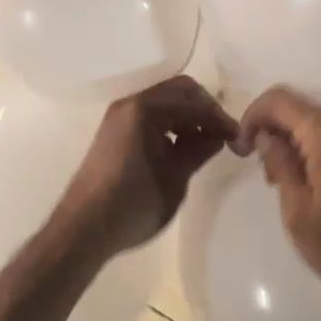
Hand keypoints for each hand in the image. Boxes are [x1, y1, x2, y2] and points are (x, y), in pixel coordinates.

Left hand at [52, 76, 237, 257]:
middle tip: (222, 135)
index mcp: (144, 110)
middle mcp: (129, 105)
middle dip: (203, 110)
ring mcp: (119, 118)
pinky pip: (150, 117)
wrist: (84, 228)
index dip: (217, 116)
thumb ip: (197, 150)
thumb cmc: (133, 205)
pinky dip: (170, 125)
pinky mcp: (115, 133)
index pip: (191, 99)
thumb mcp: (174, 178)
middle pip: (177, 92)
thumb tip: (218, 135)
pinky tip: (183, 148)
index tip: (236, 136)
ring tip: (206, 144)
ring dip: (187, 116)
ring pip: (163, 103)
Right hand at [232, 87, 320, 309]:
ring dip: (298, 141)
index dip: (253, 116)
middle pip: (302, 109)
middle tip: (266, 174)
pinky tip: (320, 182)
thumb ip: (280, 164)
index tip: (242, 149)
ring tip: (291, 181)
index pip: (279, 100)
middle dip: (275, 131)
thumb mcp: (297, 211)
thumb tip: (266, 136)